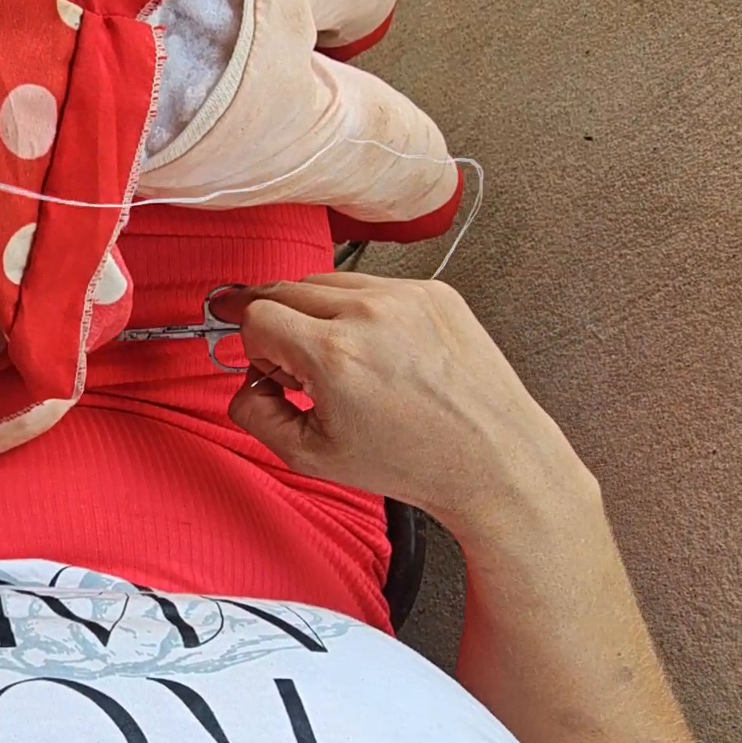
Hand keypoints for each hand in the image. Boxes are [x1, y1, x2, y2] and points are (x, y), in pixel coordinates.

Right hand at [215, 274, 594, 527]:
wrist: (495, 461)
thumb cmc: (410, 461)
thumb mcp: (307, 456)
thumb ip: (252, 413)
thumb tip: (246, 381)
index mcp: (335, 355)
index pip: (257, 314)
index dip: (252, 344)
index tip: (263, 362)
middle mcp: (370, 314)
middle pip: (281, 288)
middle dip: (272, 324)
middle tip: (282, 357)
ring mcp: (407, 297)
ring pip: (320, 281)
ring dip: (309, 312)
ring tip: (331, 355)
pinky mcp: (434, 293)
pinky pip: (365, 283)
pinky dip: (352, 309)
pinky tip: (368, 346)